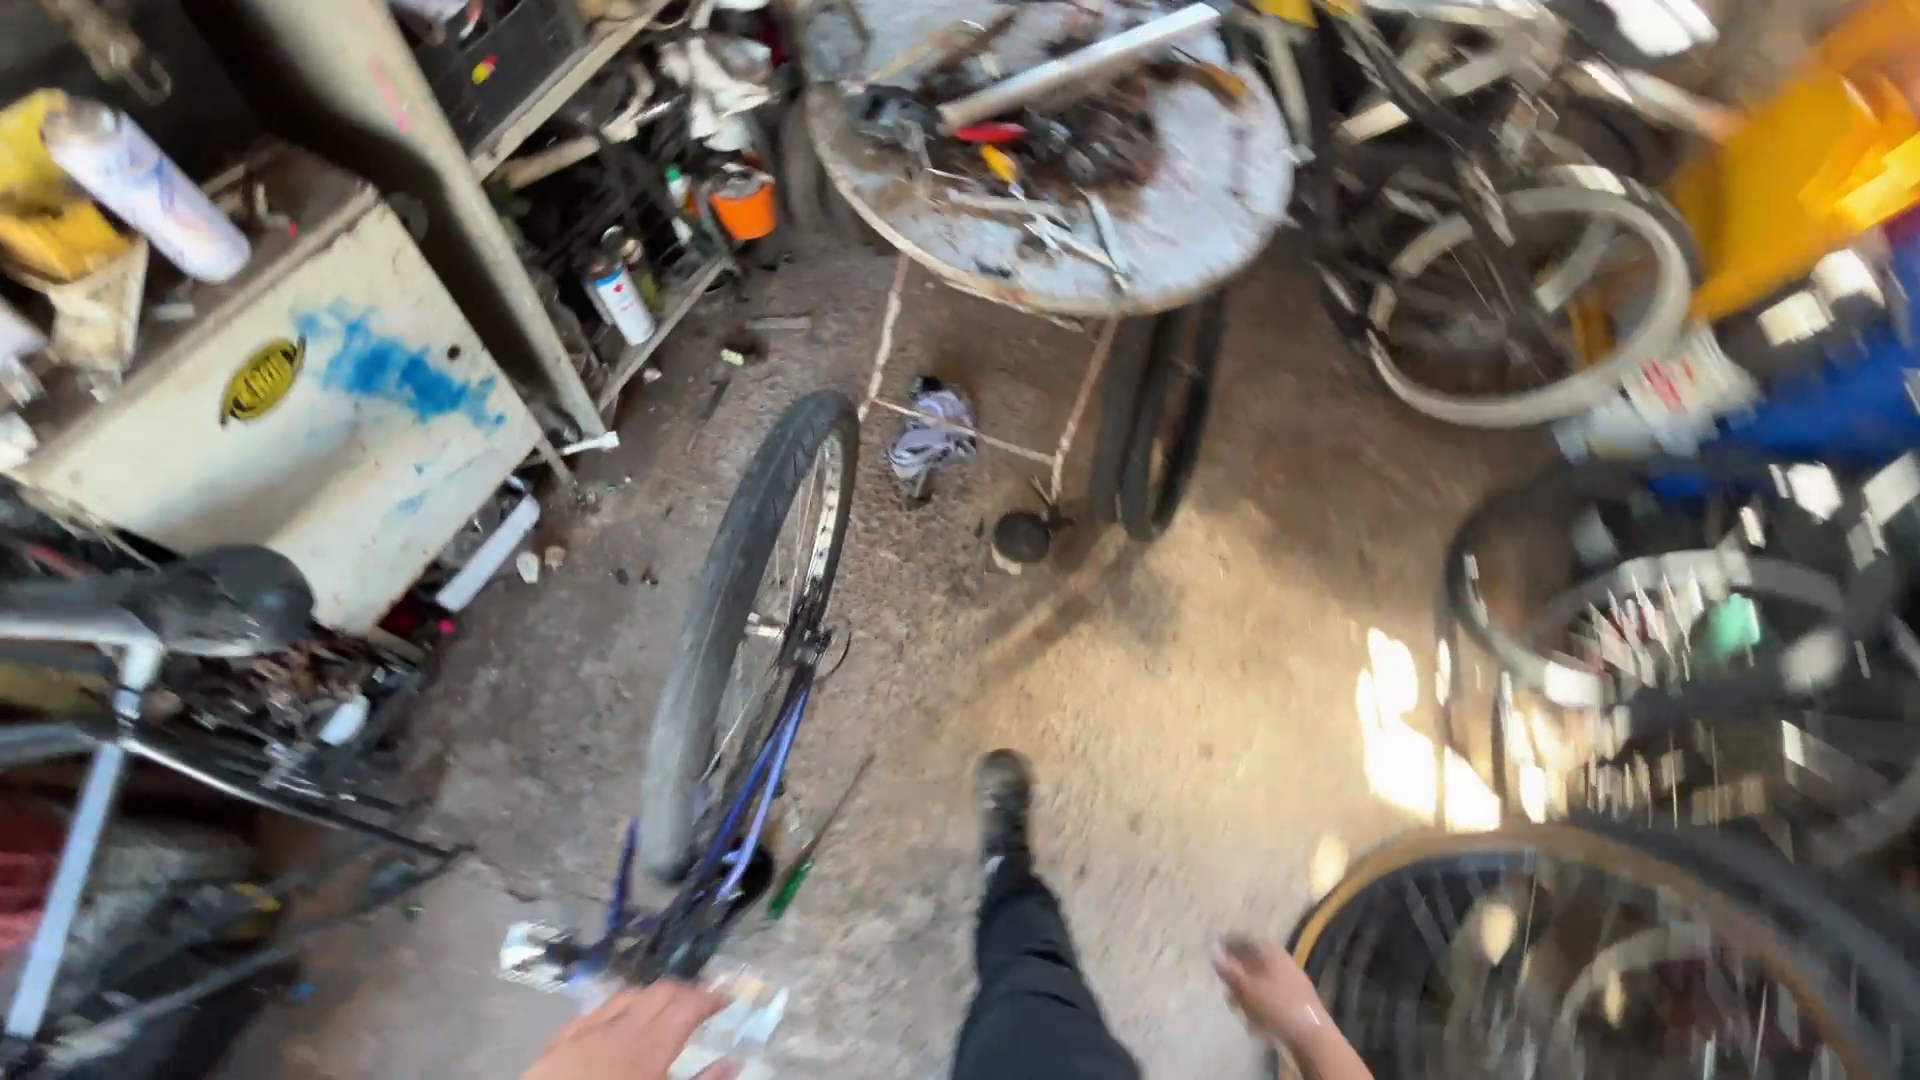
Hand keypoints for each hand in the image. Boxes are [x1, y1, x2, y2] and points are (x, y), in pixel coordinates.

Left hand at [522, 980, 739, 1079]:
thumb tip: (732, 1063)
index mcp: (650, 1046)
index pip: (690, 1004)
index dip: (712, 996)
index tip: (727, 999)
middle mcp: (621, 1028)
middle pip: (661, 991)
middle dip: (686, 991)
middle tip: (700, 1005)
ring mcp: (584, 1035)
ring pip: (627, 996)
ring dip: (651, 997)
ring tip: (661, 1012)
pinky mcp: (556, 1048)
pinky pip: (592, 1015)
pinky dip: (614, 1012)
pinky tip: (612, 1028)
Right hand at [1213, 936, 1331, 1048]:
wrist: (1313, 1036)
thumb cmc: (1276, 1005)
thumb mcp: (1247, 988)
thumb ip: (1229, 971)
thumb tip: (1214, 956)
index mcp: (1271, 950)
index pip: (1246, 938)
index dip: (1230, 940)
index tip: (1217, 946)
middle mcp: (1283, 960)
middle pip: (1255, 958)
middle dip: (1238, 967)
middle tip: (1225, 978)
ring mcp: (1293, 980)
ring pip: (1263, 977)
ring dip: (1247, 987)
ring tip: (1236, 1001)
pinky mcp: (1298, 1000)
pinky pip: (1273, 994)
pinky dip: (1260, 999)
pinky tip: (1253, 1015)